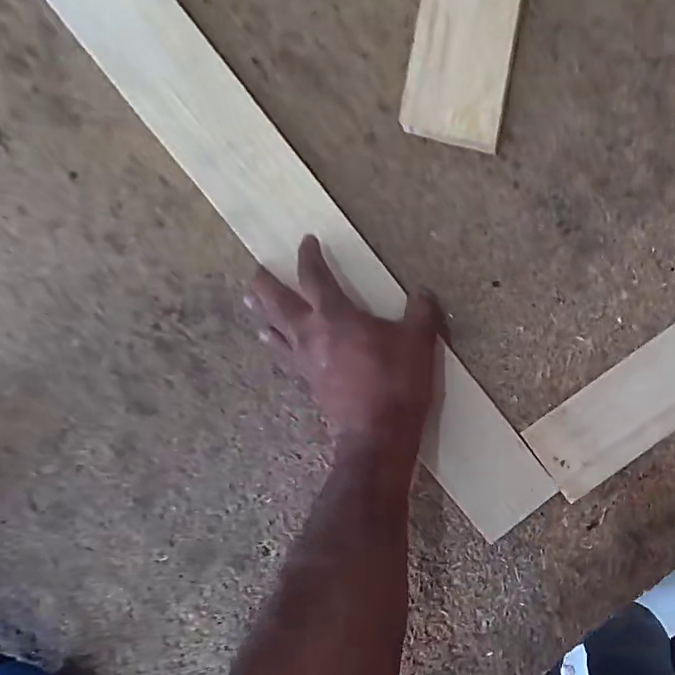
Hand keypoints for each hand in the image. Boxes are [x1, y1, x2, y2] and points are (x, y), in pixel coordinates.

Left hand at [248, 236, 445, 461]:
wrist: (377, 433)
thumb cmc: (396, 382)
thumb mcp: (418, 342)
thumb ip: (420, 314)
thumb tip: (422, 292)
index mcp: (334, 315)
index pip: (314, 277)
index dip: (309, 256)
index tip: (307, 241)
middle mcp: (310, 333)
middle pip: (276, 301)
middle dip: (266, 282)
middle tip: (256, 270)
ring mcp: (304, 361)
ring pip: (273, 330)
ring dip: (263, 313)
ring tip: (252, 304)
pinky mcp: (308, 384)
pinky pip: (285, 356)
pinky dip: (277, 344)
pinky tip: (276, 345)